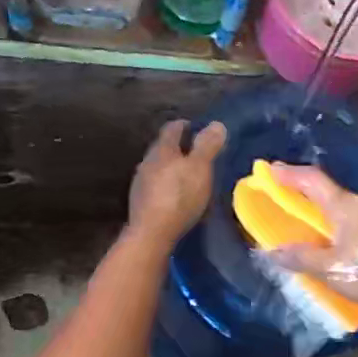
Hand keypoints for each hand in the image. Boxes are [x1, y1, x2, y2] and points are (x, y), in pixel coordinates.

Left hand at [127, 119, 225, 248]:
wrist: (152, 232)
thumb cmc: (180, 196)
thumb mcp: (200, 168)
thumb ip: (207, 146)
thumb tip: (217, 124)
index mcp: (162, 149)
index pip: (172, 128)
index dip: (185, 126)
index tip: (196, 128)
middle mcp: (147, 161)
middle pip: (164, 148)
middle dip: (179, 148)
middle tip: (195, 153)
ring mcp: (141, 183)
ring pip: (158, 168)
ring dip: (171, 168)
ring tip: (187, 176)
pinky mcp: (140, 202)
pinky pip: (155, 187)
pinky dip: (166, 186)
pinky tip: (175, 196)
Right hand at [266, 163, 357, 311]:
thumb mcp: (331, 270)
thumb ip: (301, 258)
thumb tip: (274, 251)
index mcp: (347, 205)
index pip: (313, 181)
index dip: (289, 174)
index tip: (270, 169)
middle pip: (330, 192)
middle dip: (306, 196)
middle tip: (286, 200)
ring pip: (346, 207)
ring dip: (326, 213)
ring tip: (311, 228)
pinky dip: (343, 224)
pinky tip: (339, 243)